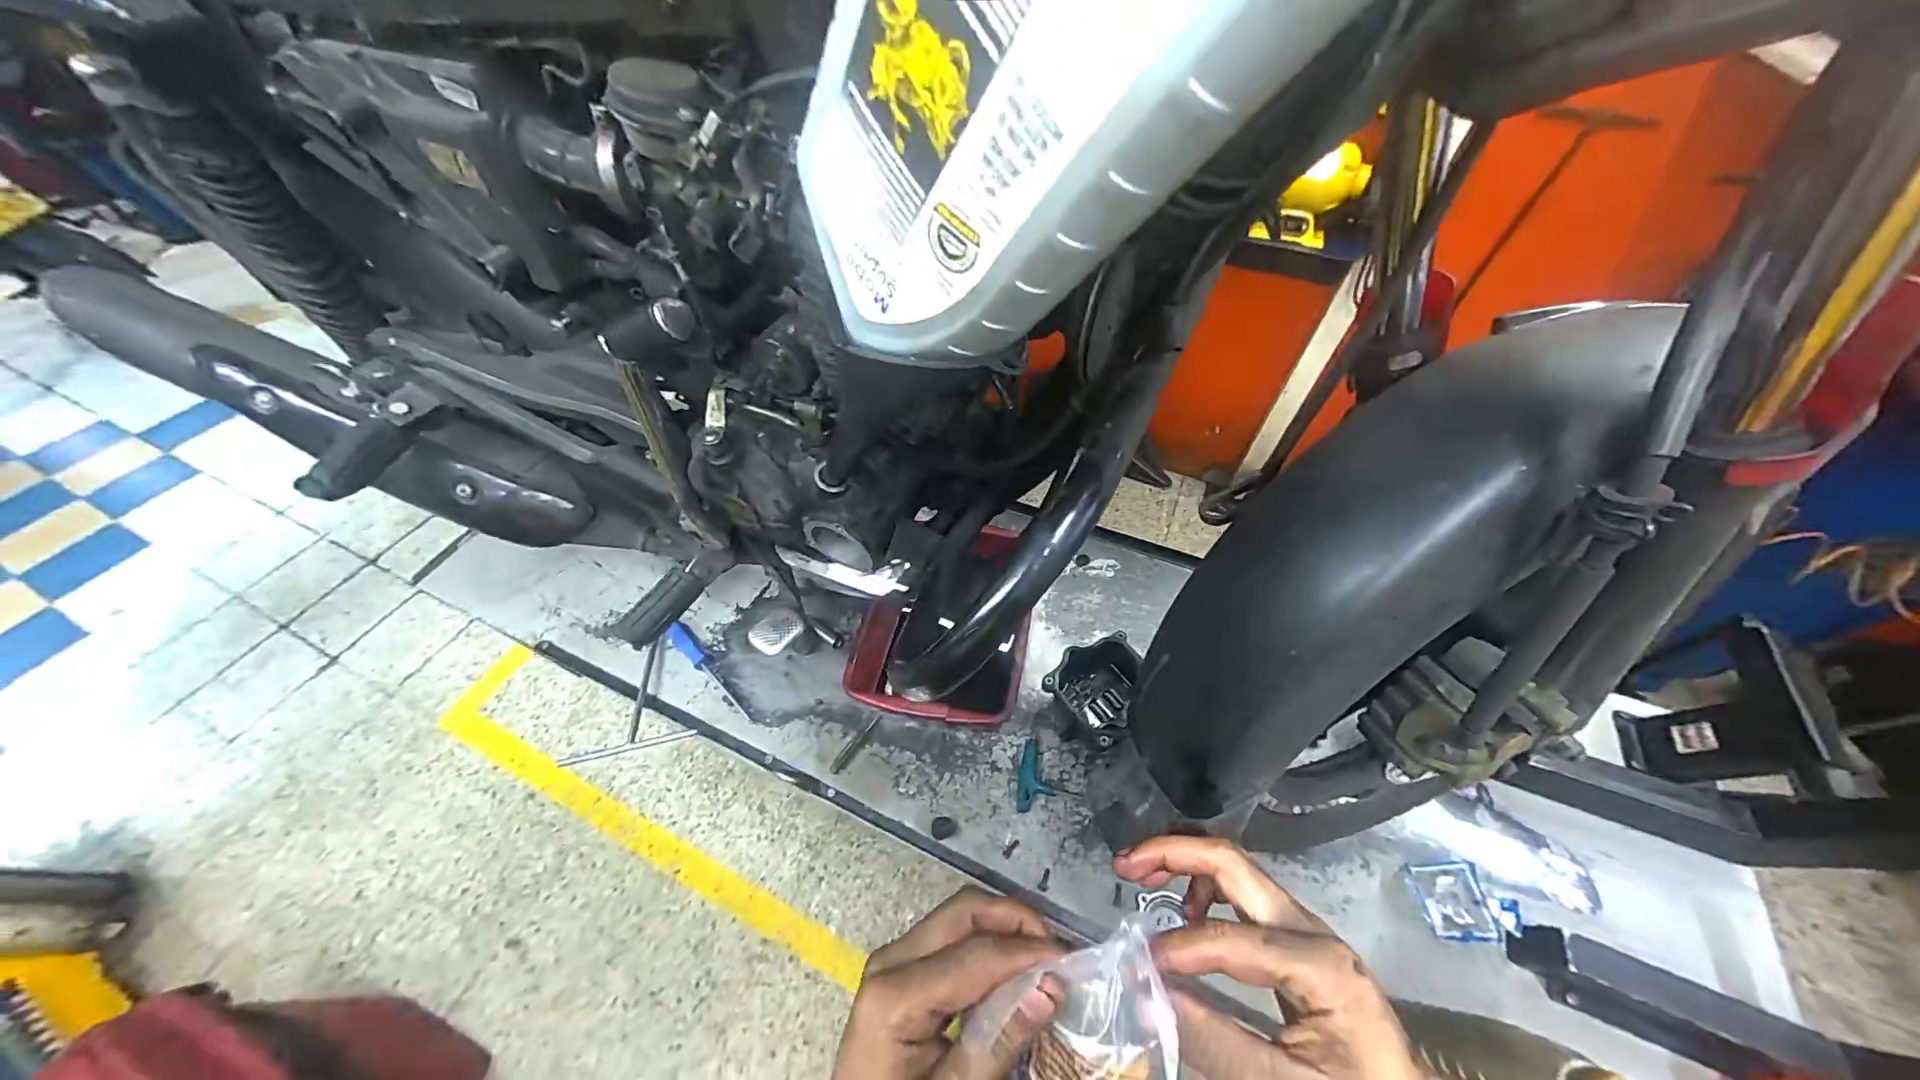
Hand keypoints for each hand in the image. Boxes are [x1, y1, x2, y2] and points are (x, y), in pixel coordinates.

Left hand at [833, 886, 1065, 1079]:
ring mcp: (893, 959)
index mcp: (895, 994)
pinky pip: (951, 938)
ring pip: (959, 917)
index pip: (976, 954)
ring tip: (1043, 959)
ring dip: (1005, 928)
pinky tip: (1013, 969)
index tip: (1074, 962)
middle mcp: (891, 960)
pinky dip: (987, 943)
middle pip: (964, 912)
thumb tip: (1050, 985)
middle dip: (1016, 920)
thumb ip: (1001, 1038)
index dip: (1028, 952)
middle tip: (1058, 951)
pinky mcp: (901, 968)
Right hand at [1114, 836, 1423, 1079]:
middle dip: (1173, 854)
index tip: (1138, 969)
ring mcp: (1304, 928)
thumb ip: (1214, 1041)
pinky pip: (1241, 891)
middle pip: (1233, 862)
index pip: (1232, 939)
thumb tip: (1145, 995)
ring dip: (1183, 860)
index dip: (1179, 949)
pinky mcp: (1295, 938)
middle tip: (1123, 866)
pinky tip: (1184, 911)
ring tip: (1141, 876)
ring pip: (1235, 866)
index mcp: (1320, 964)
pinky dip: (1202, 884)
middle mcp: (1311, 928)